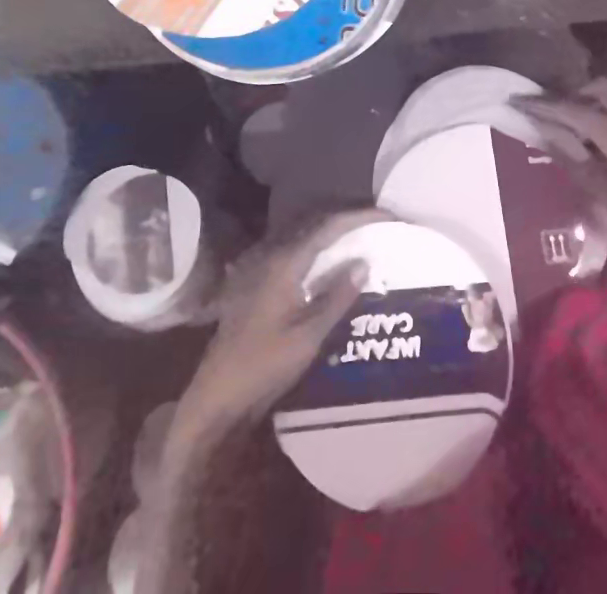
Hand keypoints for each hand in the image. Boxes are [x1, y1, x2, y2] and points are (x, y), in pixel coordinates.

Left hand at [182, 209, 379, 425]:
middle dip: (345, 220)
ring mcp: (256, 265)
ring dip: (329, 232)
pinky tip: (325, 261)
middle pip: (312, 224)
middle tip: (377, 223)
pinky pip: (289, 251)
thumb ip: (337, 296)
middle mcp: (268, 254)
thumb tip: (364, 261)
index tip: (386, 215)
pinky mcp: (253, 279)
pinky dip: (313, 249)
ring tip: (358, 237)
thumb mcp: (310, 334)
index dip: (358, 217)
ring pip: (299, 236)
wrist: (220, 390)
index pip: (327, 227)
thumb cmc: (266, 363)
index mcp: (283, 262)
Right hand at [514, 80, 606, 306]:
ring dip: (591, 99)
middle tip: (549, 112)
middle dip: (570, 94)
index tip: (517, 102)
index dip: (541, 106)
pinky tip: (599, 134)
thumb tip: (548, 138)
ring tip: (572, 122)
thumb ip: (575, 162)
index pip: (570, 110)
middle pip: (597, 88)